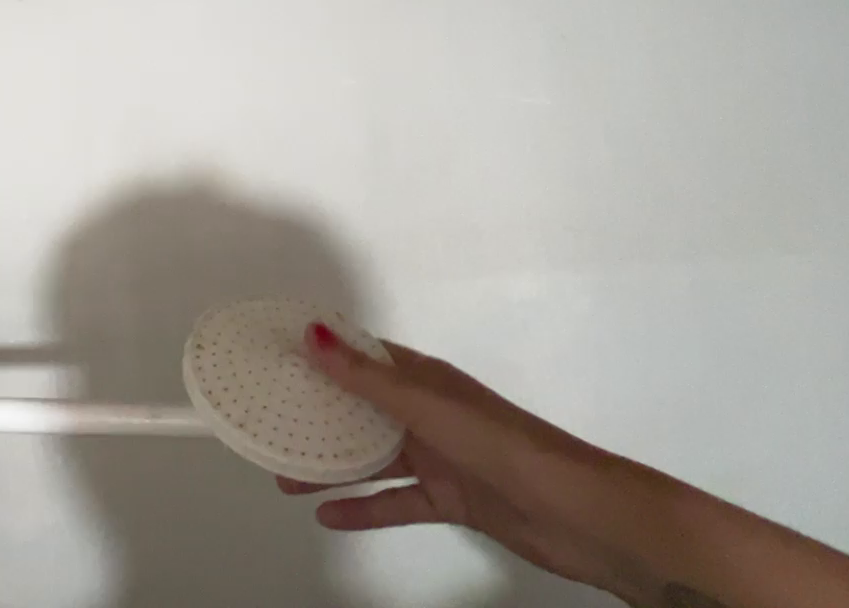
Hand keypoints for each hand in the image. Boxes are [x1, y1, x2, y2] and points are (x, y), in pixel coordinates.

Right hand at [281, 325, 665, 604]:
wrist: (581, 516)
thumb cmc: (497, 444)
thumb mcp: (424, 405)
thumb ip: (364, 377)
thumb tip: (310, 332)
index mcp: (419, 378)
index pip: (358, 356)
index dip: (318, 352)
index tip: (273, 356)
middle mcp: (423, 410)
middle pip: (357, 409)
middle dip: (313, 417)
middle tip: (267, 426)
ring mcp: (437, 455)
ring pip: (370, 457)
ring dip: (329, 466)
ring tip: (282, 477)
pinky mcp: (449, 498)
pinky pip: (396, 500)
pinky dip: (363, 508)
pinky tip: (327, 517)